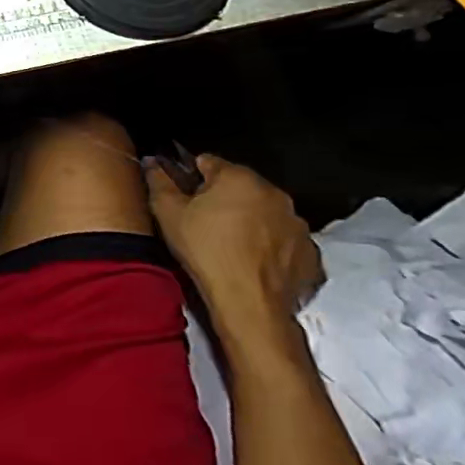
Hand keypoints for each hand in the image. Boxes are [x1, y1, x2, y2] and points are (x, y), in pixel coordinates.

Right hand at [147, 154, 322, 332]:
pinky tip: (253, 261)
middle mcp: (275, 194)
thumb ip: (158, 180)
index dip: (191, 177)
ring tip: (230, 244)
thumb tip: (152, 162)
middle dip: (222, 198)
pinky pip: (284, 240)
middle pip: (240, 186)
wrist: (249, 303)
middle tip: (203, 221)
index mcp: (239, 177)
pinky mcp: (312, 253)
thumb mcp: (167, 212)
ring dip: (249, 220)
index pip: (209, 162)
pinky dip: (270, 245)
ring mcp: (298, 225)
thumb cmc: (205, 250)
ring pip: (264, 212)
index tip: (183, 197)